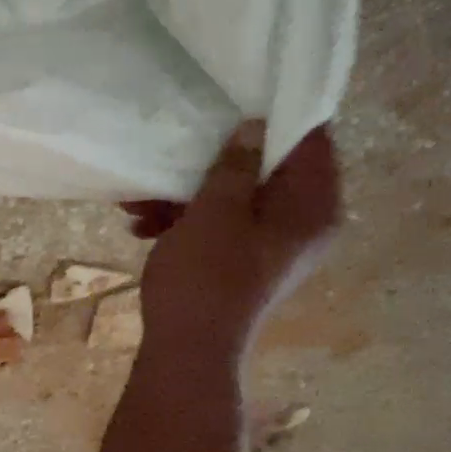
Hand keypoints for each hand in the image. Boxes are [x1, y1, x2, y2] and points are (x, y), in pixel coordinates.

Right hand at [128, 122, 342, 363]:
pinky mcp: (242, 265)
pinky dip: (185, 223)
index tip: (231, 102)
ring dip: (187, 196)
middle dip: (212, 163)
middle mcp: (303, 225)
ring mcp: (272, 248)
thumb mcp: (215, 212)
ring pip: (235, 202)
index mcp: (312, 208)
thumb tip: (253, 127)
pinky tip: (142, 227)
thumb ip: (236, 166)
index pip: (309, 142)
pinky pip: (220, 228)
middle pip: (265, 172)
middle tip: (170, 154)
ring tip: (137, 201)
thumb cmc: (206, 277)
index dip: (273, 118)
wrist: (188, 349)